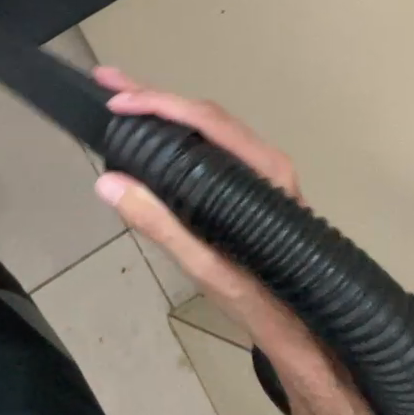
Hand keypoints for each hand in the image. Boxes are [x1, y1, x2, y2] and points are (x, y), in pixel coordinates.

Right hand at [90, 67, 332, 384]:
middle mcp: (262, 162)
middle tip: (105, 80)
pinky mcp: (243, 182)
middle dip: (151, 94)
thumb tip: (109, 184)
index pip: (206, 122)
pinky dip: (171, 128)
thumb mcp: (208, 268)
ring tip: (117, 96)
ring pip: (202, 125)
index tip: (118, 103)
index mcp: (263, 173)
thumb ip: (161, 225)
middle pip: (201, 115)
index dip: (160, 105)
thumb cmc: (264, 302)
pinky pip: (204, 142)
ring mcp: (254, 170)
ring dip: (159, 107)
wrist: (308, 333)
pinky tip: (147, 128)